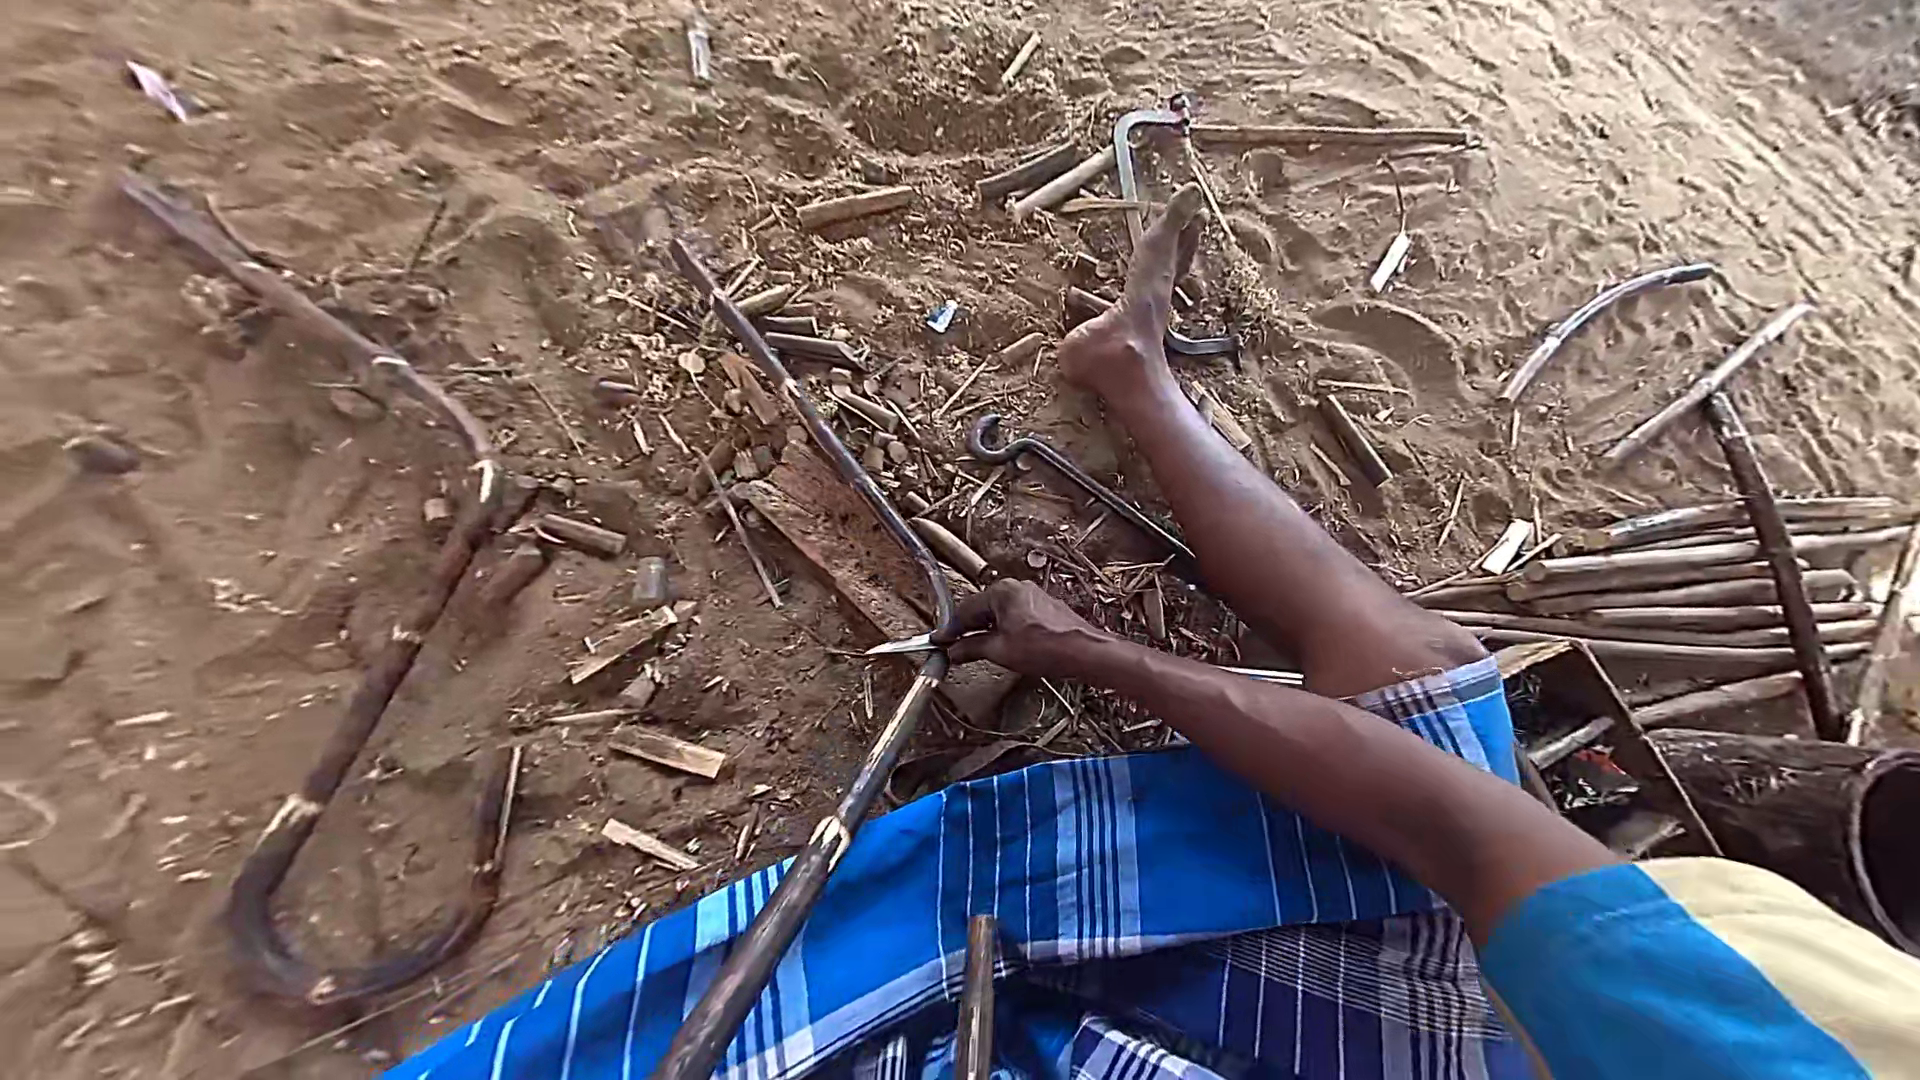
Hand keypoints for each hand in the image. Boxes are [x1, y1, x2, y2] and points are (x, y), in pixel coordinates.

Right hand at [936, 579, 1112, 678]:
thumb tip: (954, 651)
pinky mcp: (1045, 607)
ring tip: (981, 648)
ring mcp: (1033, 596)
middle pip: (983, 608)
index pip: (966, 610)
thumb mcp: (1000, 650)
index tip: (941, 641)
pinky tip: (1007, 644)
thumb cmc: (1046, 647)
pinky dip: (1006, 627)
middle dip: (970, 628)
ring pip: (1001, 611)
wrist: (1083, 652)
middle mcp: (1017, 588)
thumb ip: (972, 647)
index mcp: (1002, 591)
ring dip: (989, 629)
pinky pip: (1017, 615)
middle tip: (957, 646)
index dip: (951, 629)